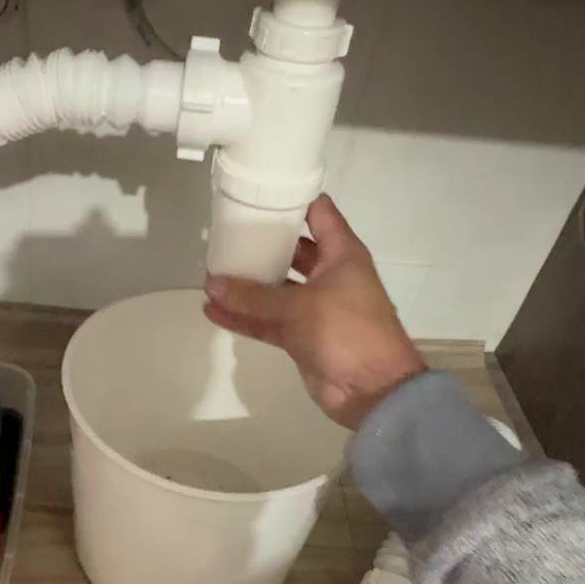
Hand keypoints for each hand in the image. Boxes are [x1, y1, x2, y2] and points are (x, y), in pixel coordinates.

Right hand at [205, 194, 426, 429]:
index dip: (290, 199)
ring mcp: (314, 308)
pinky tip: (213, 310)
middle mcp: (329, 275)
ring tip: (211, 276)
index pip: (317, 213)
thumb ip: (253, 297)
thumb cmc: (348, 331)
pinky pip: (267, 321)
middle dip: (260, 245)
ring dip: (246, 285)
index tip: (256, 193)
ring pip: (274, 290)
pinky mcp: (301, 337)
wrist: (374, 389)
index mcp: (342, 254)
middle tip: (223, 237)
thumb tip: (211, 284)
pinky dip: (244, 317)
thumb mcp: (300, 306)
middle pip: (291, 250)